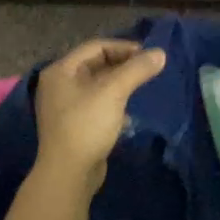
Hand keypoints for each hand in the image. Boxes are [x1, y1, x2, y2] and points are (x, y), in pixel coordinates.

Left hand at [33, 39, 165, 192]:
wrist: (69, 172)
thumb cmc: (87, 125)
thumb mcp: (114, 92)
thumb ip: (137, 70)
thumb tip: (160, 53)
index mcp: (61, 70)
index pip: (96, 47)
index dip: (124, 47)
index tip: (149, 55)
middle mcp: (58, 84)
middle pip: (96, 64)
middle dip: (123, 65)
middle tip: (148, 70)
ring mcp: (64, 106)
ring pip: (98, 85)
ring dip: (120, 83)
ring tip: (143, 86)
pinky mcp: (74, 124)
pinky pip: (97, 103)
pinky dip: (114, 100)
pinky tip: (129, 110)